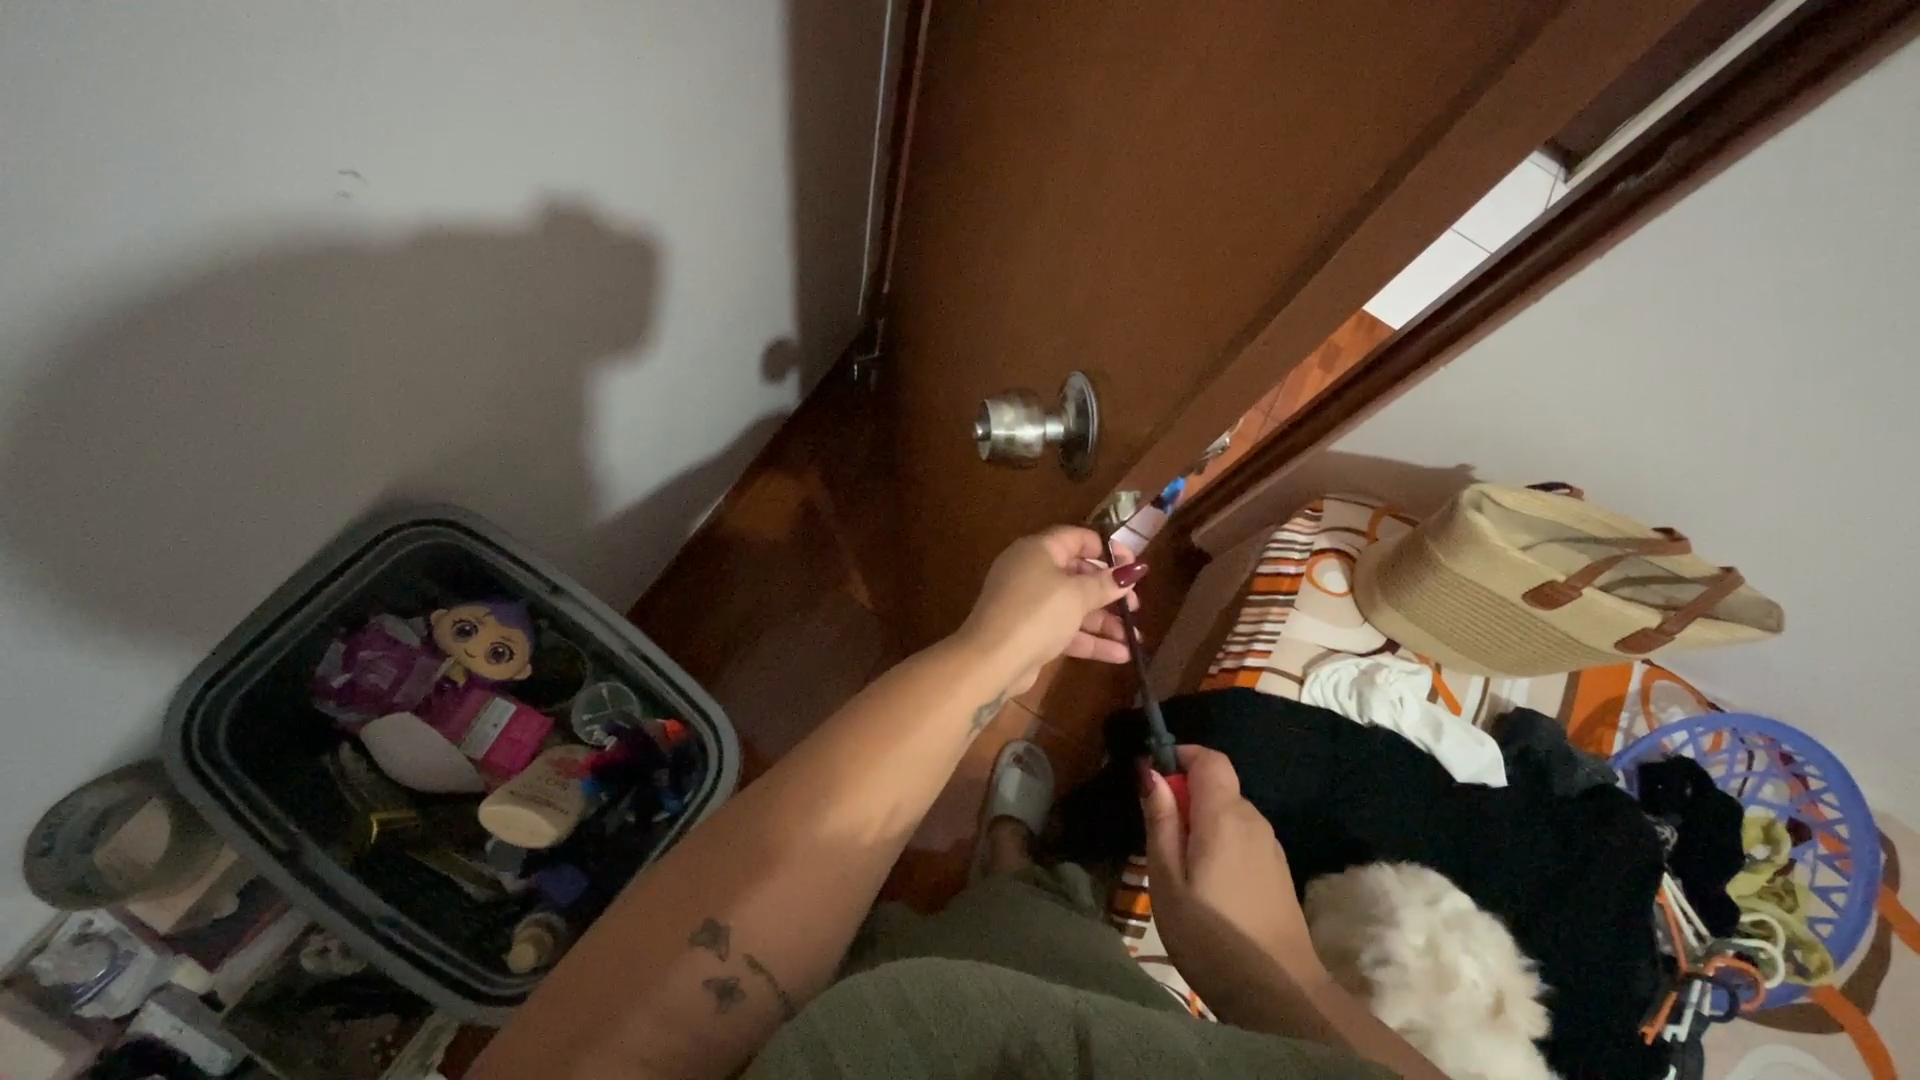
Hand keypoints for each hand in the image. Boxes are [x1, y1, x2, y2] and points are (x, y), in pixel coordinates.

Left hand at [953, 526, 1146, 694]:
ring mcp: (1029, 604)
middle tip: (1134, 606)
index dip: (1107, 550)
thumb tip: (1133, 570)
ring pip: (1073, 606)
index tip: (1133, 566)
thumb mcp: (1076, 595)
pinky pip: (1065, 629)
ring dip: (1104, 621)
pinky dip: (1090, 640)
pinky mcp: (1030, 632)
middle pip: (1077, 575)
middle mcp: (1031, 572)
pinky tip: (1121, 654)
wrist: (992, 660)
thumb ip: (1106, 583)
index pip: (1076, 538)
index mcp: (1037, 550)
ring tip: (1134, 638)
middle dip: (1109, 592)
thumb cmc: (1037, 614)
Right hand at [1141, 746, 1327, 987]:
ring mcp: (1270, 846)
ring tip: (1177, 867)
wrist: (1280, 995)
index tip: (1152, 780)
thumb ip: (1160, 821)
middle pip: (1218, 786)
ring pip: (1229, 813)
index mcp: (1225, 815)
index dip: (1181, 757)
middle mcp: (1253, 820)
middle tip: (1156, 836)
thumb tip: (1152, 772)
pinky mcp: (1277, 871)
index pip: (1210, 758)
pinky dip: (1219, 843)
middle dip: (1185, 797)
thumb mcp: (1167, 880)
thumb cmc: (1210, 936)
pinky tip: (1206, 884)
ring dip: (1201, 823)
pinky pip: (1242, 837)